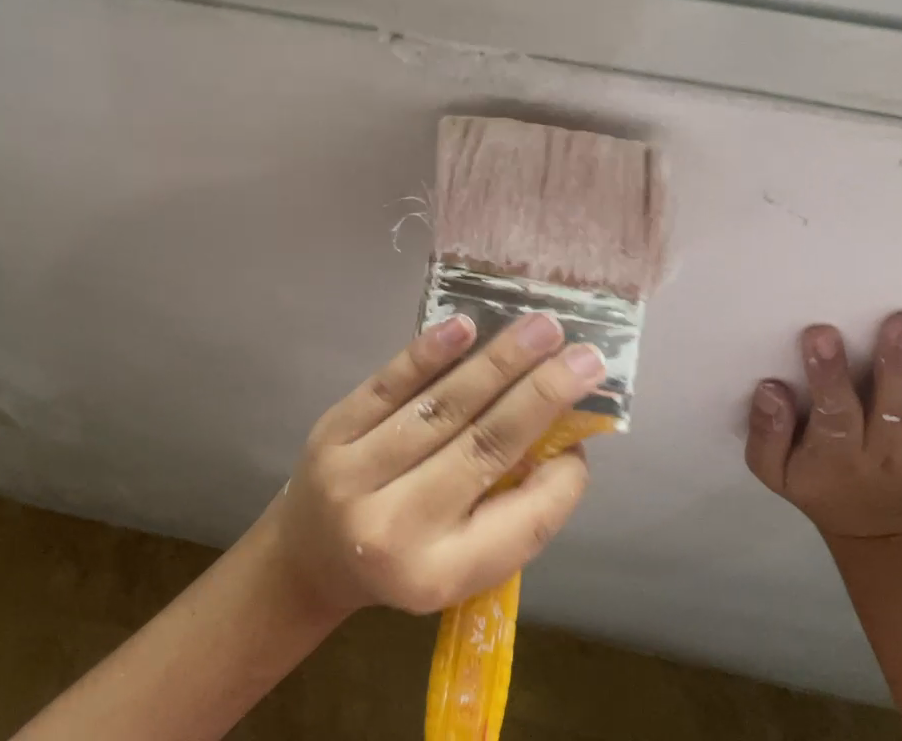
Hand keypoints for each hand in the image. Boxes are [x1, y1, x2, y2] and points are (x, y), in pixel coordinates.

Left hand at [266, 312, 605, 616]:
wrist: (311, 554)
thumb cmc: (402, 559)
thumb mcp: (459, 562)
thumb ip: (512, 511)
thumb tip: (562, 437)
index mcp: (439, 575)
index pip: (521, 522)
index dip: (562, 479)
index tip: (590, 431)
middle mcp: (396, 529)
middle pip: (482, 449)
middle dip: (541, 397)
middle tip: (586, 358)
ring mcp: (355, 475)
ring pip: (440, 409)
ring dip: (497, 364)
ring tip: (542, 329)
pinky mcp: (330, 434)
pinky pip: (387, 386)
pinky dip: (429, 355)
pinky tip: (465, 327)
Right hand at [745, 311, 901, 539]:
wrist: (875, 528)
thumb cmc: (815, 485)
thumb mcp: (772, 470)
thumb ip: (767, 433)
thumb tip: (770, 389)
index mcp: (836, 458)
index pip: (834, 414)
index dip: (829, 375)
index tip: (822, 333)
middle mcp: (885, 456)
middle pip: (896, 409)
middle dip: (901, 362)